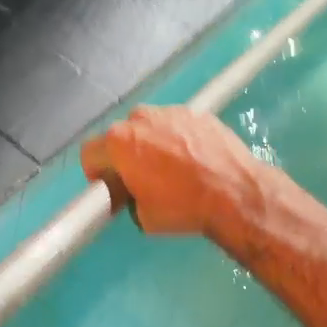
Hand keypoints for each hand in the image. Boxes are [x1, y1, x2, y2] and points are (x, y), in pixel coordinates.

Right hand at [81, 105, 265, 236]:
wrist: (235, 193)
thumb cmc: (183, 207)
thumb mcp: (142, 216)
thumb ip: (126, 196)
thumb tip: (129, 191)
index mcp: (119, 142)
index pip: (90, 152)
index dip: (97, 172)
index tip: (112, 185)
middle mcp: (140, 117)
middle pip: (121, 135)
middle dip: (127, 154)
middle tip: (144, 178)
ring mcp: (170, 110)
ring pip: (150, 126)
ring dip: (153, 143)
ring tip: (174, 168)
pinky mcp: (196, 112)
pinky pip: (177, 124)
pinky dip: (179, 138)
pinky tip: (196, 159)